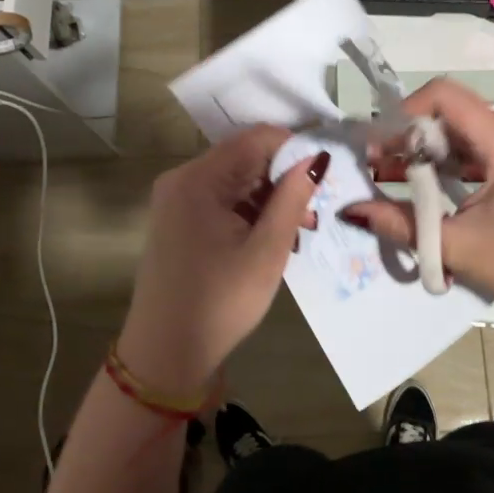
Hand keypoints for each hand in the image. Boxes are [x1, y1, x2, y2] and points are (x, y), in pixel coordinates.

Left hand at [119, 125, 325, 391]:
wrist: (166, 353)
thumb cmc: (220, 302)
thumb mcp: (267, 250)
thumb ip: (292, 197)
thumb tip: (318, 157)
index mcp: (198, 179)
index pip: (256, 139)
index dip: (296, 149)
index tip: (328, 174)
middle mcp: (183, 179)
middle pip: (245, 157)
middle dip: (284, 178)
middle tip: (316, 212)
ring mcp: (178, 200)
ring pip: (237, 180)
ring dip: (270, 198)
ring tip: (300, 231)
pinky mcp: (179, 220)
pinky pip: (223, 200)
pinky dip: (250, 212)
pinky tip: (273, 239)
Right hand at [343, 79, 493, 323]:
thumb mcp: (457, 248)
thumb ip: (399, 224)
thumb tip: (351, 210)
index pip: (445, 95)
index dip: (404, 112)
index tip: (380, 147)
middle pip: (452, 111)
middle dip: (411, 135)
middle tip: (380, 168)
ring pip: (466, 129)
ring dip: (431, 149)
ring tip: (402, 181)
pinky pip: (483, 144)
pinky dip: (454, 160)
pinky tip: (436, 188)